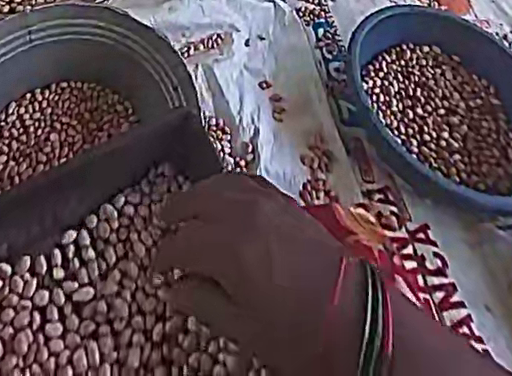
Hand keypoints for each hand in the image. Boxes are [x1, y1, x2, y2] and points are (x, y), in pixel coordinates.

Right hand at [154, 174, 355, 375]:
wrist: (355, 314)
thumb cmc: (298, 332)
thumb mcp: (245, 329)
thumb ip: (204, 303)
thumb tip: (174, 290)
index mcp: (227, 247)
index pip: (180, 243)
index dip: (163, 256)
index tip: (156, 269)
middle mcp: (241, 213)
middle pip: (194, 202)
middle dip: (175, 215)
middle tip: (163, 228)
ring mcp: (263, 200)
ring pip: (217, 184)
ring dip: (197, 195)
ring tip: (187, 208)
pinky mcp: (282, 197)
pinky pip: (244, 180)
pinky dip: (226, 185)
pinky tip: (223, 195)